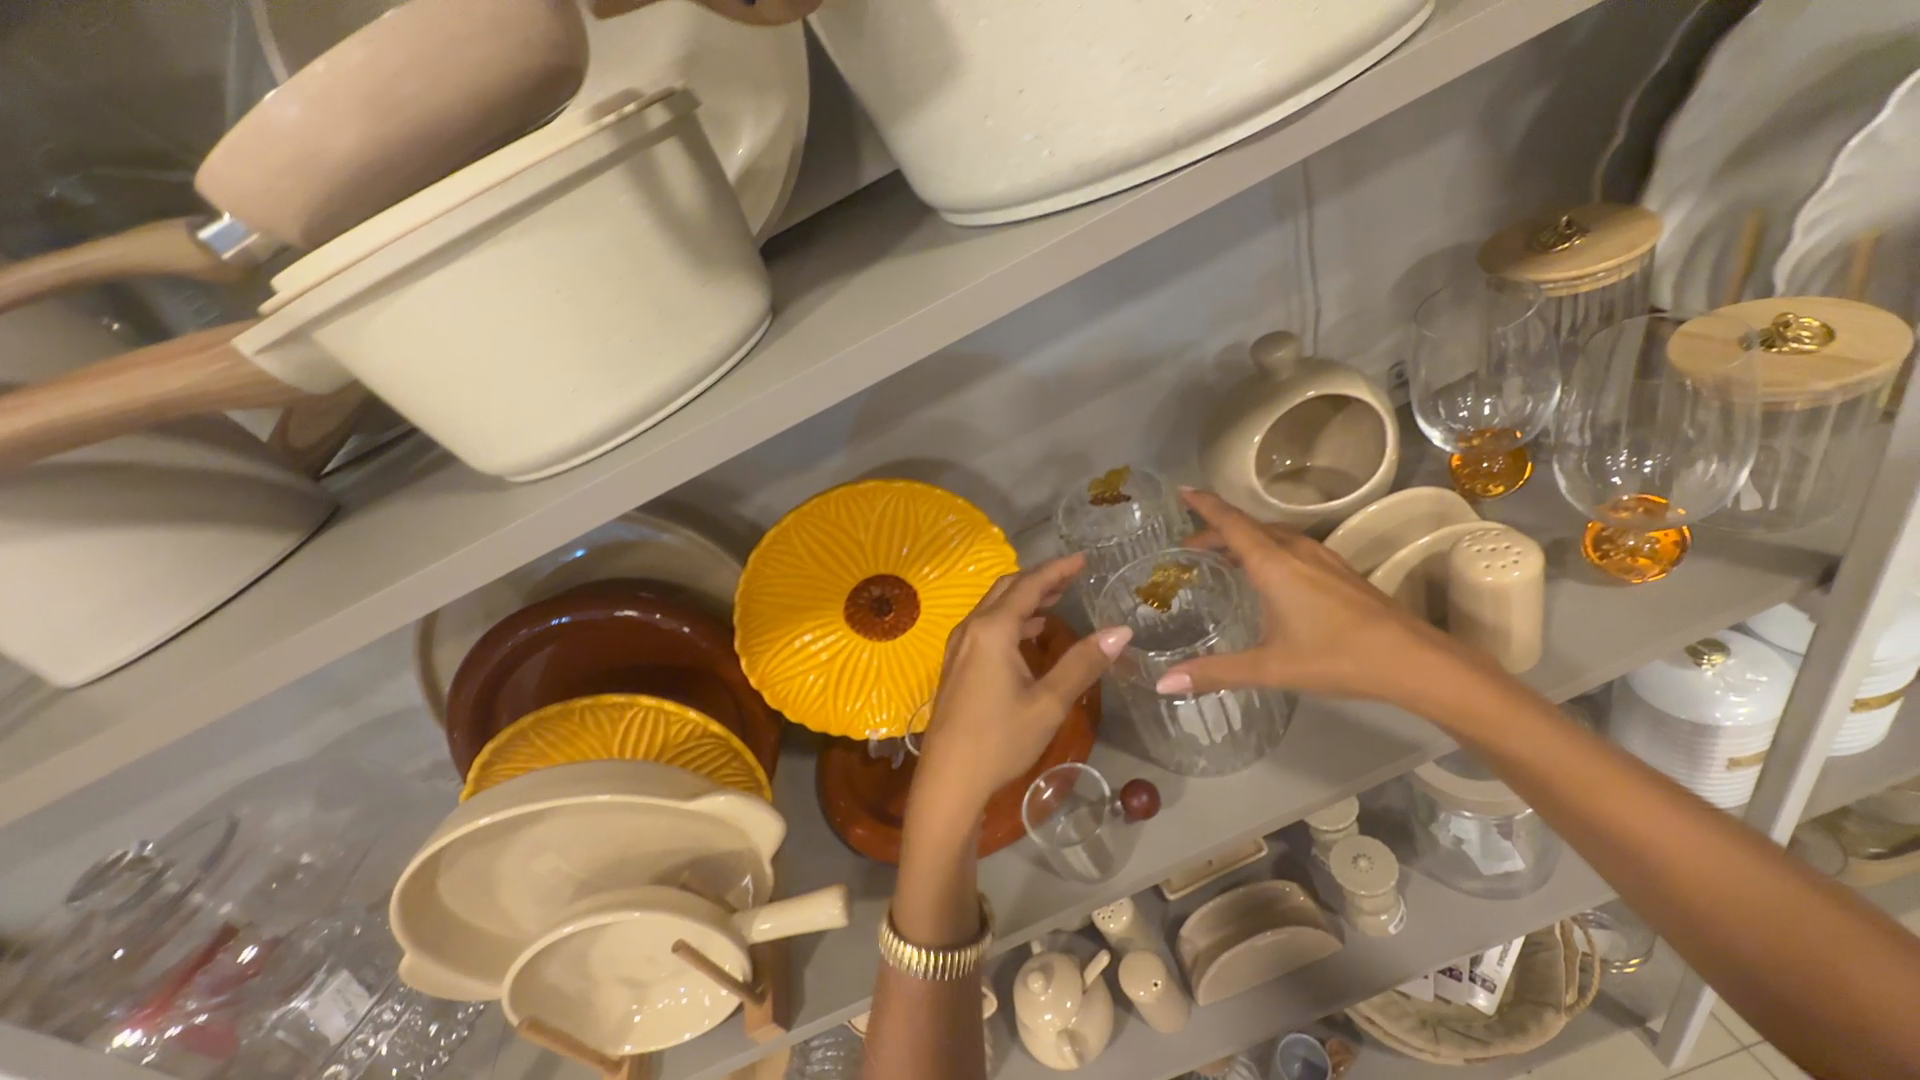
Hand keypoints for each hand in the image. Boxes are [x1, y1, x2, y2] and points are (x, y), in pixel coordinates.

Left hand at [912, 554, 1130, 816]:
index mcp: (992, 630)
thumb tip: (1121, 631)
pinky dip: (1011, 619)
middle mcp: (971, 629)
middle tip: (1073, 576)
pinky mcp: (956, 666)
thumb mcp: (1049, 702)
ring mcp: (958, 647)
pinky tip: (1030, 634)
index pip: (1028, 586)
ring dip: (1024, 599)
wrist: (949, 778)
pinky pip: (985, 626)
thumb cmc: (1000, 740)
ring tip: (1057, 600)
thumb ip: (1083, 663)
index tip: (1084, 559)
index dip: (1058, 570)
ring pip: (993, 608)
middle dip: (1040, 579)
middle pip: (1007, 589)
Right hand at [1156, 489, 1493, 715]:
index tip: (1182, 490)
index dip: (1204, 505)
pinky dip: (1267, 549)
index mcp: (1273, 563)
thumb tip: (1164, 684)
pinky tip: (1267, 575)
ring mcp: (1322, 558)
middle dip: (1217, 529)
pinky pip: (1291, 546)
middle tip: (1190, 545)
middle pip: (1249, 526)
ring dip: (1244, 539)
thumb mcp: (1270, 668)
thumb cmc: (1337, 657)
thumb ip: (1215, 673)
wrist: (1412, 659)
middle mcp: (1296, 550)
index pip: (1230, 522)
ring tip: (1222, 557)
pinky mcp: (1338, 571)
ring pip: (1273, 535)